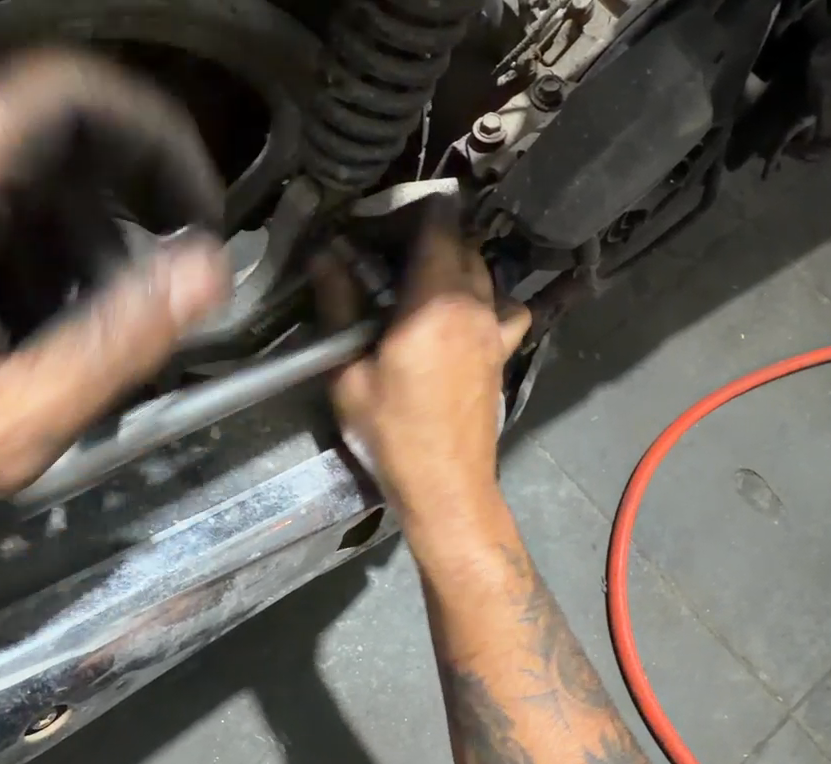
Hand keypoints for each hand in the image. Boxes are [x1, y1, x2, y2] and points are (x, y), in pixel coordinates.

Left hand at [0, 52, 231, 588]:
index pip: (60, 92)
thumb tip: (206, 271)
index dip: (152, 135)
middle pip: (27, 131)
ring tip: (57, 332)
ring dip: (51, 234)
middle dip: (106, 208)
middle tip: (134, 299)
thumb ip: (115, 346)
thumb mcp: (4, 430)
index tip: (195, 208)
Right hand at [315, 208, 530, 525]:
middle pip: (461, 245)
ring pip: (483, 272)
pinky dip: (488, 299)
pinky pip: (506, 308)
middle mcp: (474, 305)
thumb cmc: (392, 434)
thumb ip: (340, 309)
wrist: (446, 485)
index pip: (436, 226)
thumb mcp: (350, 376)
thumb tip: (325, 257)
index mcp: (433, 302)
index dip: (411, 210)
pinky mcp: (503, 352)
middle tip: (389, 253)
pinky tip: (465, 314)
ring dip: (455, 264)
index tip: (383, 217)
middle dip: (429, 237)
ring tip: (421, 281)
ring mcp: (496, 329)